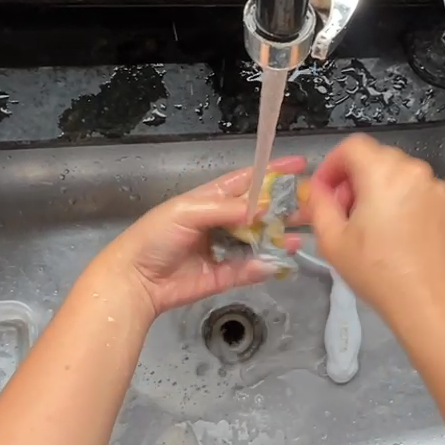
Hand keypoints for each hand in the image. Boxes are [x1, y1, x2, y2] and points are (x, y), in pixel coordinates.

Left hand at [85, 156, 305, 316]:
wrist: (134, 279)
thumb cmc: (155, 236)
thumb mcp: (189, 212)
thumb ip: (227, 208)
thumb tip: (263, 206)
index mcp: (210, 199)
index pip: (247, 180)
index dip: (272, 171)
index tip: (298, 164)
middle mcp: (222, 221)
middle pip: (260, 211)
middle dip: (283, 207)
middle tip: (310, 206)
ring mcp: (225, 248)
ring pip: (259, 240)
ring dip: (279, 237)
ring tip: (299, 235)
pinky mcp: (225, 275)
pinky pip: (250, 268)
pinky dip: (265, 265)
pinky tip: (279, 259)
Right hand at [308, 135, 444, 322]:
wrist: (427, 300)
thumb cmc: (376, 270)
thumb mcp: (332, 240)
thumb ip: (319, 204)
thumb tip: (318, 190)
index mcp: (382, 172)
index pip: (352, 146)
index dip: (332, 164)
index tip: (324, 191)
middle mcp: (414, 171)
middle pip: (377, 159)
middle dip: (355, 179)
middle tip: (344, 212)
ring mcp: (437, 188)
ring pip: (400, 177)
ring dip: (381, 191)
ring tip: (372, 227)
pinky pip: (420, 194)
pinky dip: (405, 204)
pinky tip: (399, 236)